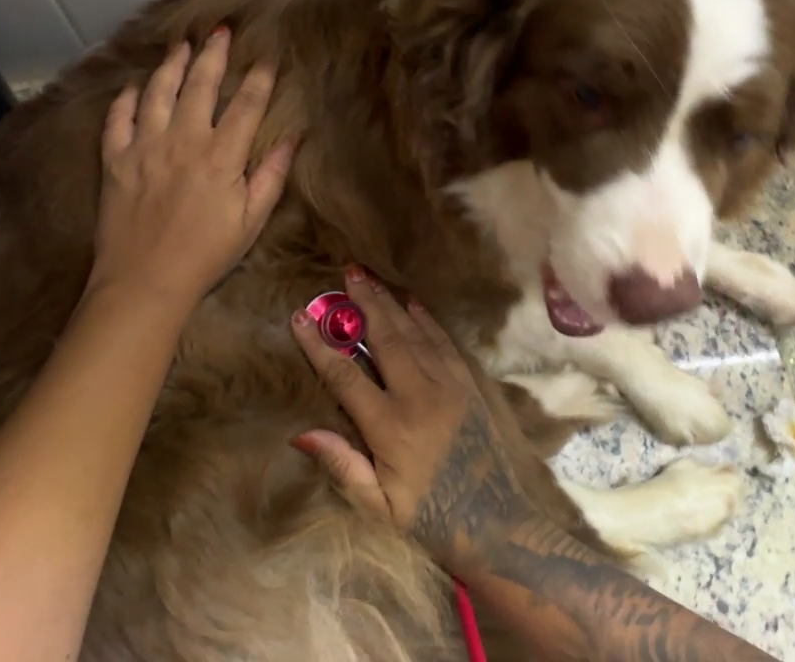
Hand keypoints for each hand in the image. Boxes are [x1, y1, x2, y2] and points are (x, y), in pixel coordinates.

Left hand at [87, 29, 295, 309]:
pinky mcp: (115, 160)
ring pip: (158, 92)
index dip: (259, 78)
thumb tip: (294, 137)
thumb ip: (270, 175)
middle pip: (200, 85)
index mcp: (222, 155)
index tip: (267, 56)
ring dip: (172, 65)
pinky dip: (127, 99)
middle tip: (220, 32)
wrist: (145, 282)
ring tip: (181, 45)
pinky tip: (135, 87)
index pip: (246, 104)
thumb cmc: (207, 254)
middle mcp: (183, 140)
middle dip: (213, 55)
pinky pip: (118, 119)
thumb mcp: (251, 221)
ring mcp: (145, 147)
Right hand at [288, 270, 536, 570]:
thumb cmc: (428, 516)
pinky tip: (411, 302)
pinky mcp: (468, 383)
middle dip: (362, 304)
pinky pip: (443, 341)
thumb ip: (342, 465)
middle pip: (384, 338)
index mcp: (390, 426)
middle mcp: (419, 395)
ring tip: (370, 278)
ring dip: (390, 303)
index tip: (299, 318)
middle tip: (346, 273)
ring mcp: (448, 384)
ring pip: (413, 332)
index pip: (345, 376)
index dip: (319, 346)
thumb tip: (300, 432)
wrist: (495, 522)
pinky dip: (425, 319)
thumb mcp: (378, 505)